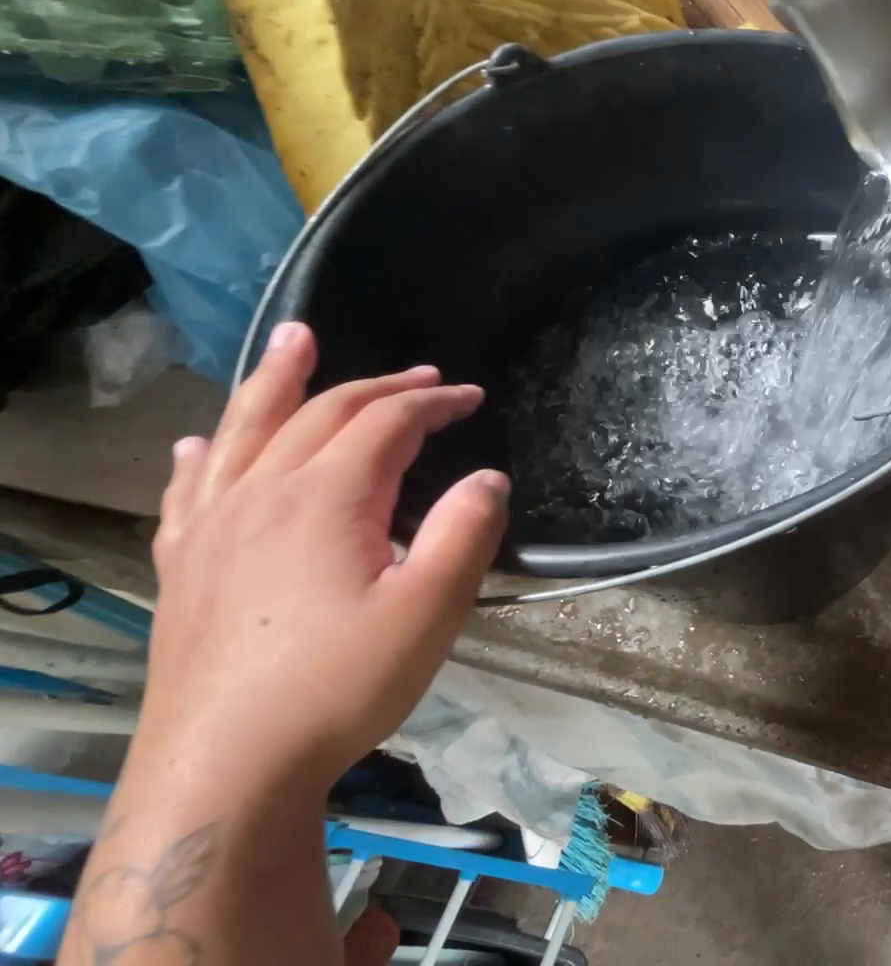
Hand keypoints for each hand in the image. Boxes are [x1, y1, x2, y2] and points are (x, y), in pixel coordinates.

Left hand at [138, 321, 508, 793]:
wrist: (226, 767)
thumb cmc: (341, 683)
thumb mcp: (431, 608)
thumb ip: (466, 531)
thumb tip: (487, 477)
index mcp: (325, 500)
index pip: (385, 424)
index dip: (434, 402)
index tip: (473, 396)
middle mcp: (260, 496)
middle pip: (319, 414)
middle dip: (377, 386)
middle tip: (423, 374)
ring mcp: (212, 529)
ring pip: (243, 431)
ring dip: (275, 382)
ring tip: (293, 342)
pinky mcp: (185, 566)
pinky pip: (190, 487)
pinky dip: (206, 451)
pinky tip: (202, 442)